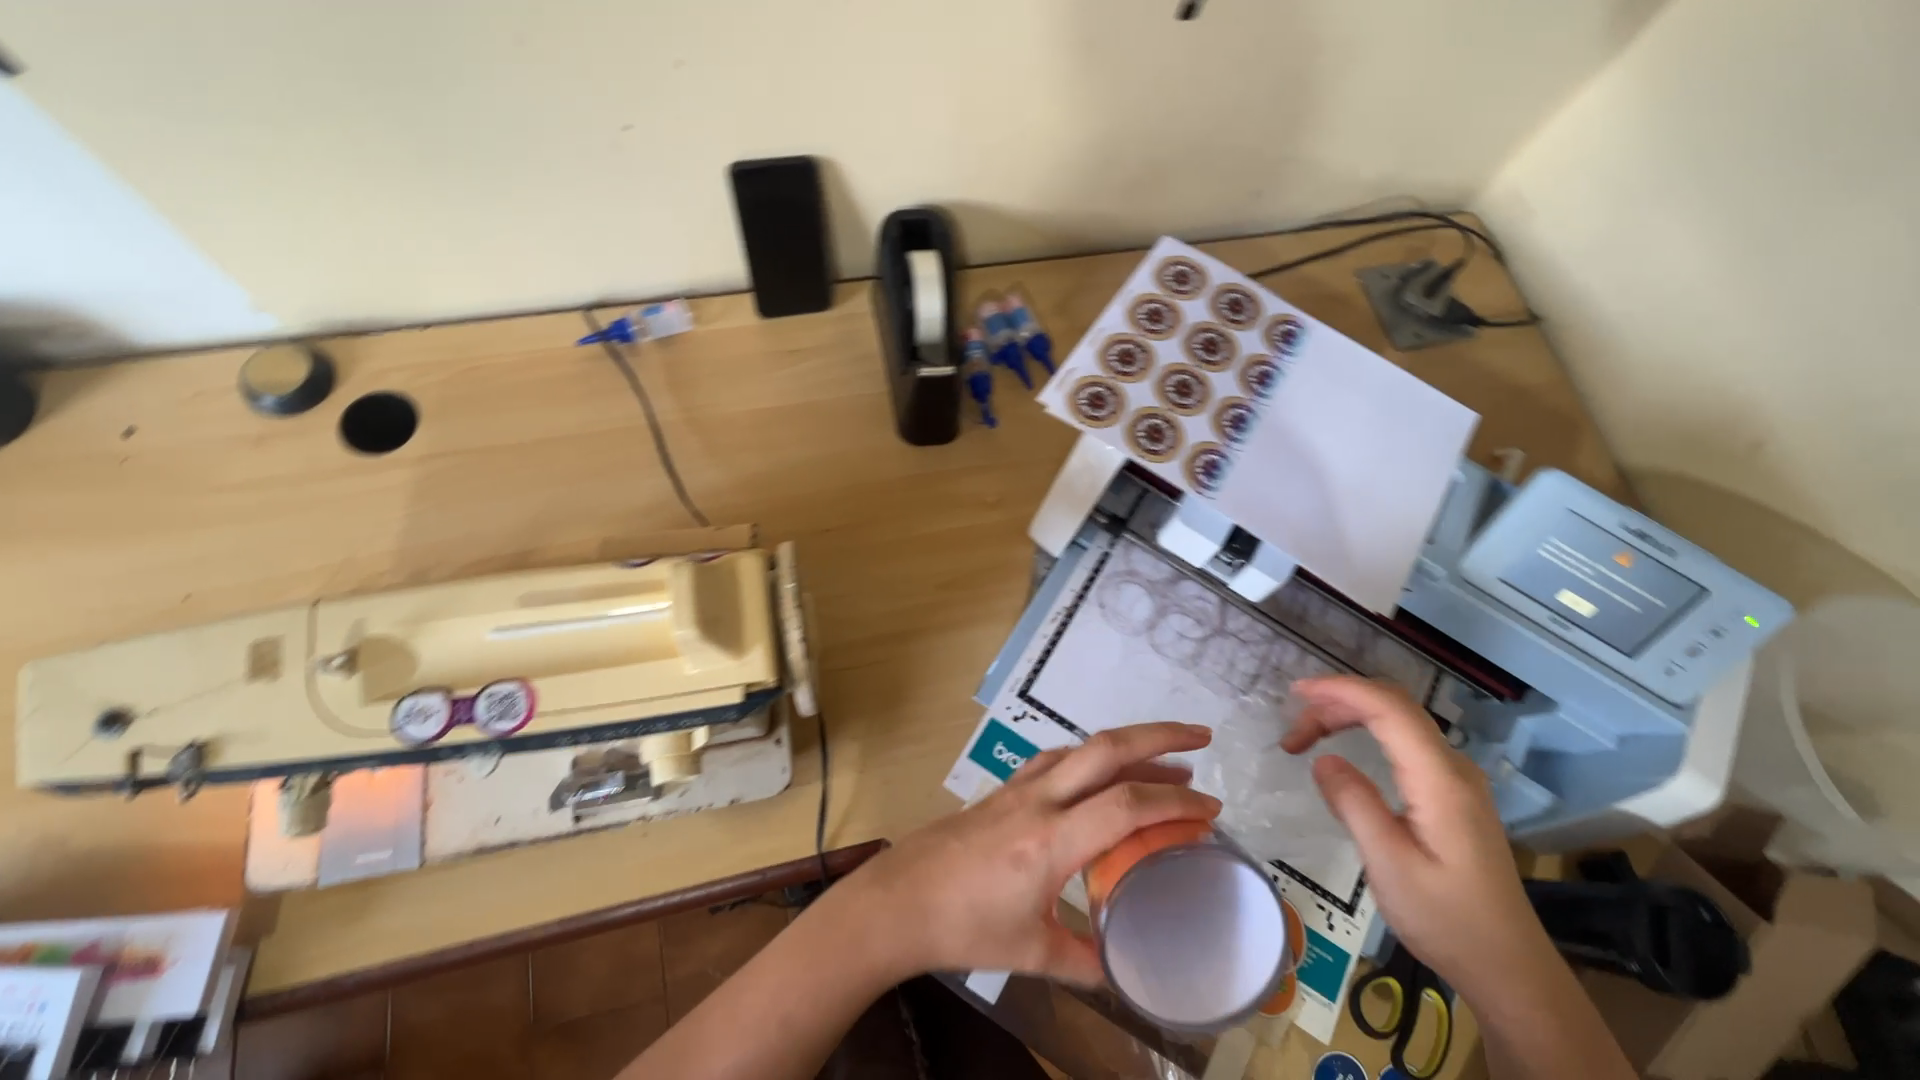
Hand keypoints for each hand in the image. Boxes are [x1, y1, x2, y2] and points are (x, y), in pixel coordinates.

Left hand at [845, 723, 1220, 985]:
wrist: (894, 902)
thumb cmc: (960, 928)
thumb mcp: (1028, 953)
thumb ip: (1081, 960)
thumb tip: (1120, 969)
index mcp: (1051, 841)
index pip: (1127, 805)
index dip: (1175, 801)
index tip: (1211, 810)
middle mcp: (1038, 801)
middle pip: (1106, 749)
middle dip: (1160, 736)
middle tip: (1202, 738)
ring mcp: (1016, 789)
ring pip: (1080, 749)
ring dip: (1127, 748)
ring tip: (1165, 762)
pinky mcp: (1000, 790)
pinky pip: (1055, 759)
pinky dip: (1090, 757)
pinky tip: (1098, 774)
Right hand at [1281, 677, 1554, 999]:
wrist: (1507, 965)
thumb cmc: (1445, 919)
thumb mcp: (1389, 865)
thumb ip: (1355, 805)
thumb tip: (1323, 759)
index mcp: (1440, 780)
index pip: (1389, 709)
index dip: (1341, 690)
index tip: (1295, 692)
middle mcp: (1454, 768)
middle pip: (1395, 708)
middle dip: (1338, 703)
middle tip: (1292, 732)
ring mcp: (1457, 781)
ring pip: (1401, 723)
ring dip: (1351, 717)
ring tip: (1306, 738)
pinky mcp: (1453, 796)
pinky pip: (1407, 744)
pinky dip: (1368, 733)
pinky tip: (1344, 750)